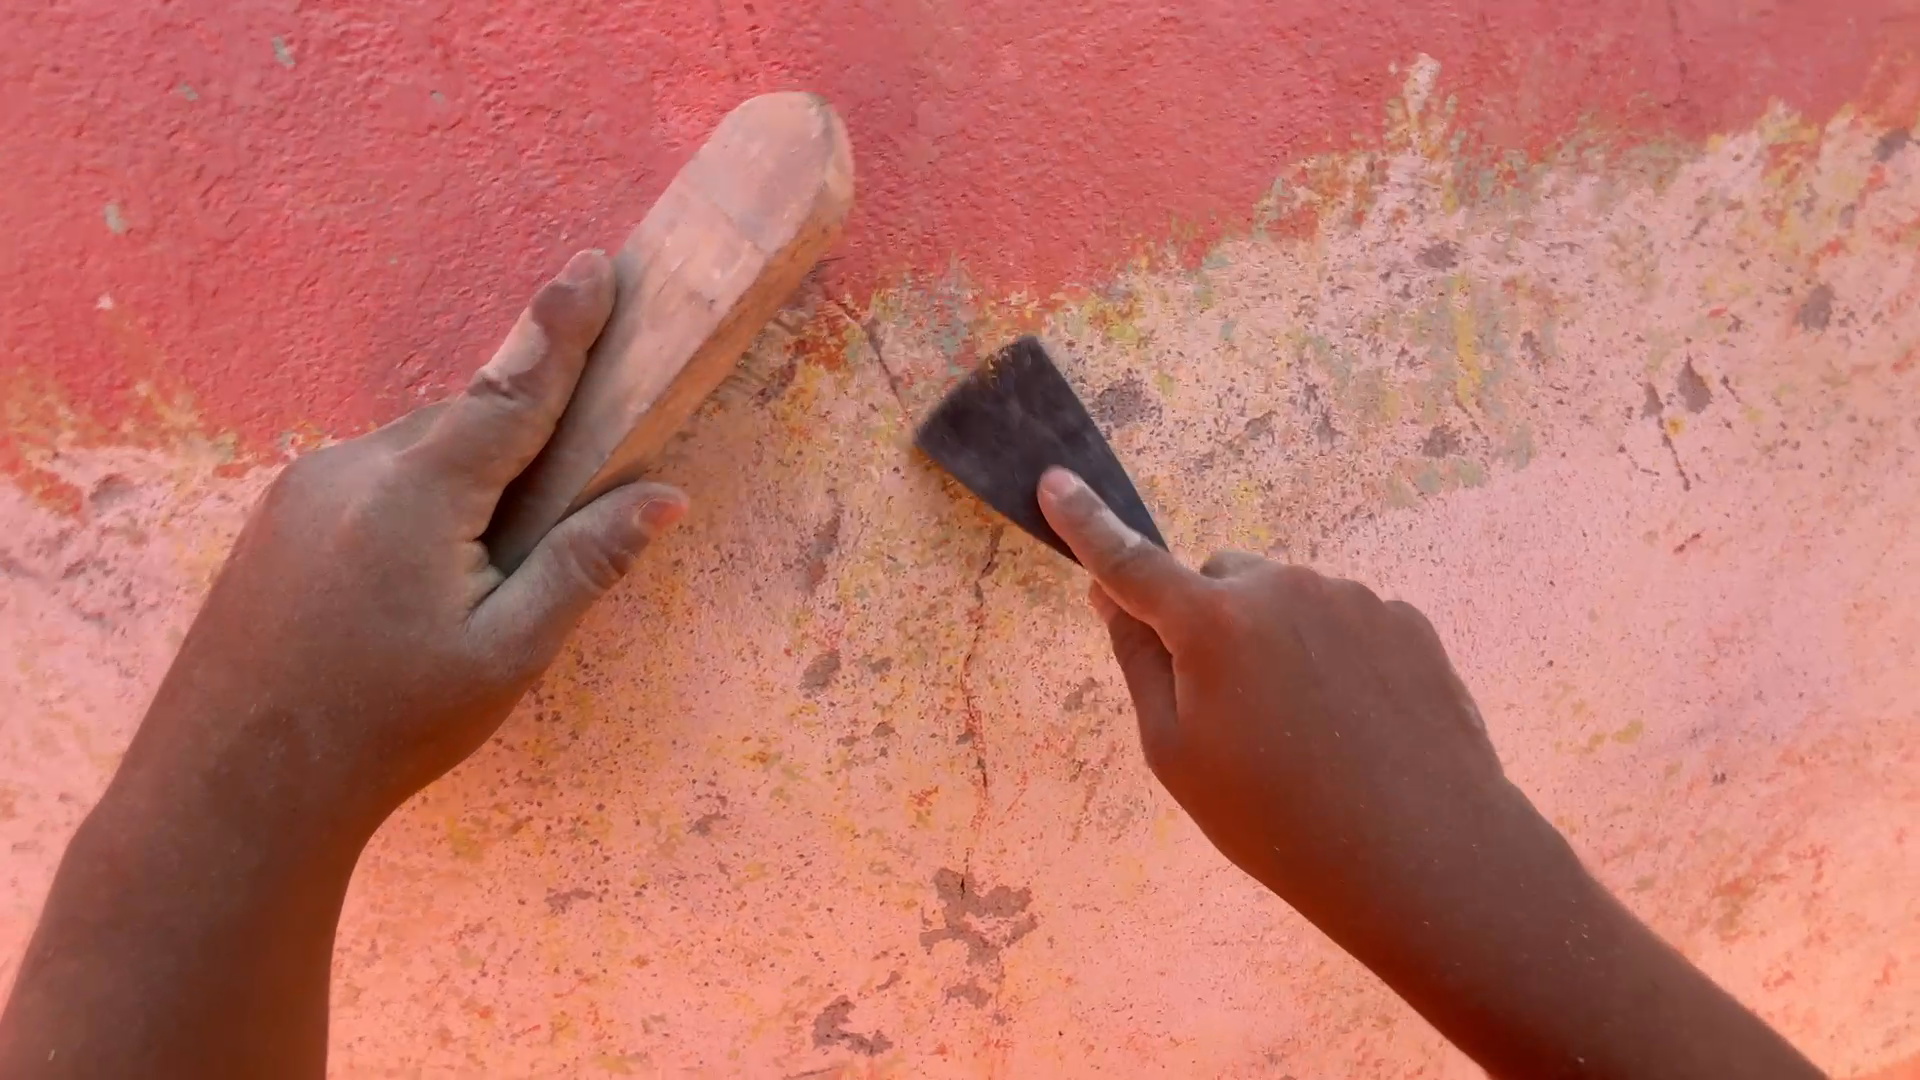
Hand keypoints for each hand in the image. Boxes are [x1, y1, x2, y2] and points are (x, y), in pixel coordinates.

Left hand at [127, 249, 687, 836]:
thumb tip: (665, 496)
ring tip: (504, 545)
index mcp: (416, 495)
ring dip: (486, 466)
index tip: (596, 267)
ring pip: (429, 445)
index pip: (510, 393)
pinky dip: (440, 484)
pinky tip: (444, 553)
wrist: (233, 794)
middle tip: (580, 467)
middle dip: (534, 421)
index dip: (562, 328)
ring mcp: (308, 488)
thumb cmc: (392, 726)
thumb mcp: (512, 651)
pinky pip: (389, 470)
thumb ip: (586, 563)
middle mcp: (354, 469)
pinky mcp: (289, 514)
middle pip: (472, 417)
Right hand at [1035, 467, 1525, 929]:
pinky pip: (1336, 616)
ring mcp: (1350, 597)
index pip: (1129, 561)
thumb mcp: (1174, 752)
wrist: (1430, 861)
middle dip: (1205, 621)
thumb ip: (1138, 660)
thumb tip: (1111, 596)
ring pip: (1278, 597)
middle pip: (1214, 581)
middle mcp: (1281, 586)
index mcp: (1214, 622)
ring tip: (1301, 722)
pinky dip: (1324, 649)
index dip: (1086, 522)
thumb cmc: (1274, 818)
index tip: (1054, 481)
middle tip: (1228, 702)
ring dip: (1268, 636)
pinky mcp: (1404, 619)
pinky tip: (1351, 716)